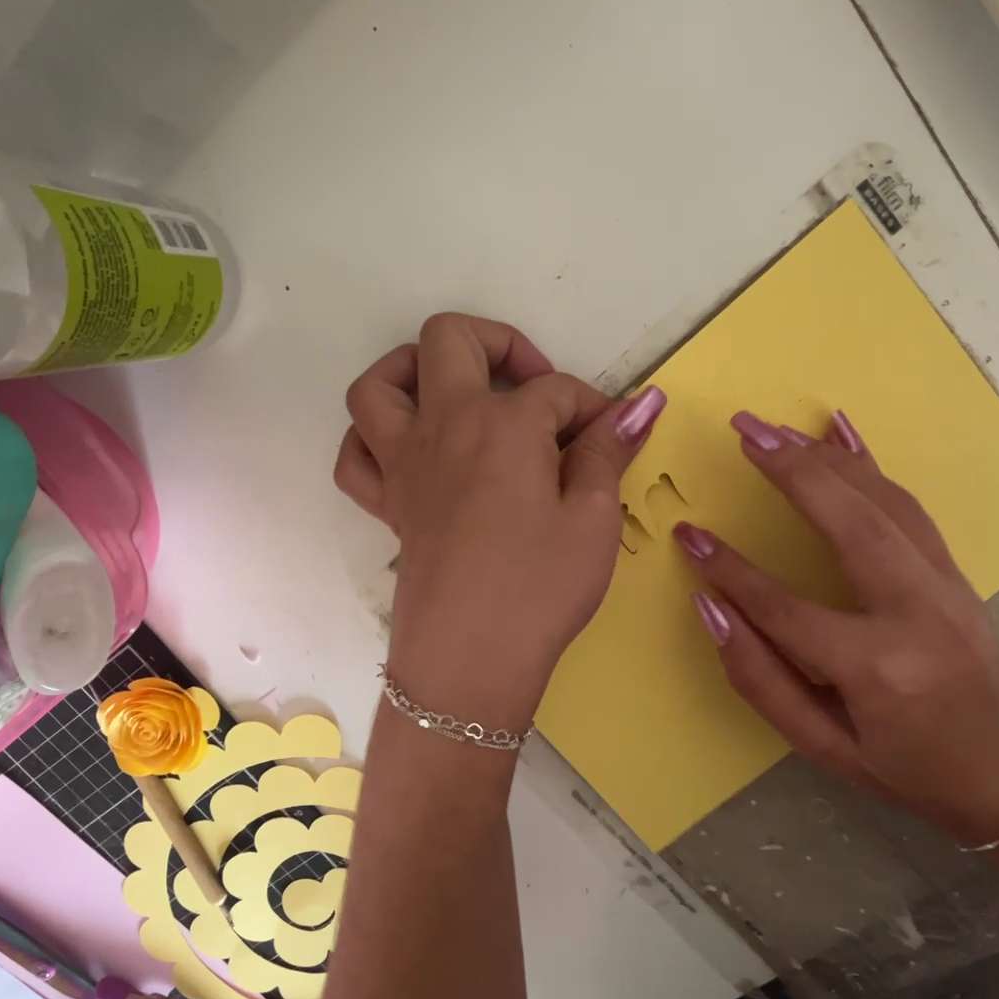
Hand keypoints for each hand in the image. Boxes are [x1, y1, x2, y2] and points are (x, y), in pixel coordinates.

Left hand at [335, 313, 667, 732]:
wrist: (470, 660)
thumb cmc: (540, 588)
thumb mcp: (594, 519)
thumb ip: (608, 452)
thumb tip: (641, 404)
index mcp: (503, 423)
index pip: (556, 391)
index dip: (593, 408)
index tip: (614, 436)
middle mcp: (443, 425)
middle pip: (448, 338)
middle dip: (498, 343)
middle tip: (533, 390)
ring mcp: (404, 463)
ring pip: (380, 384)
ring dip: (414, 370)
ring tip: (458, 394)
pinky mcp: (386, 504)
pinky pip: (357, 454)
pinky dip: (375, 439)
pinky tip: (412, 452)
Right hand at [673, 410, 998, 846]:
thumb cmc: (911, 772)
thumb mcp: (824, 749)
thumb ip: (762, 680)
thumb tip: (712, 611)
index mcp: (878, 668)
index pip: (784, 606)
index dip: (730, 571)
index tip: (688, 534)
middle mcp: (917, 612)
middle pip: (847, 522)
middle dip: (791, 470)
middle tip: (743, 430)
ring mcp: (945, 585)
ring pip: (882, 501)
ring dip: (825, 457)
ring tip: (775, 428)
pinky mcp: (954, 571)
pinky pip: (909, 505)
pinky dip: (870, 463)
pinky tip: (842, 431)